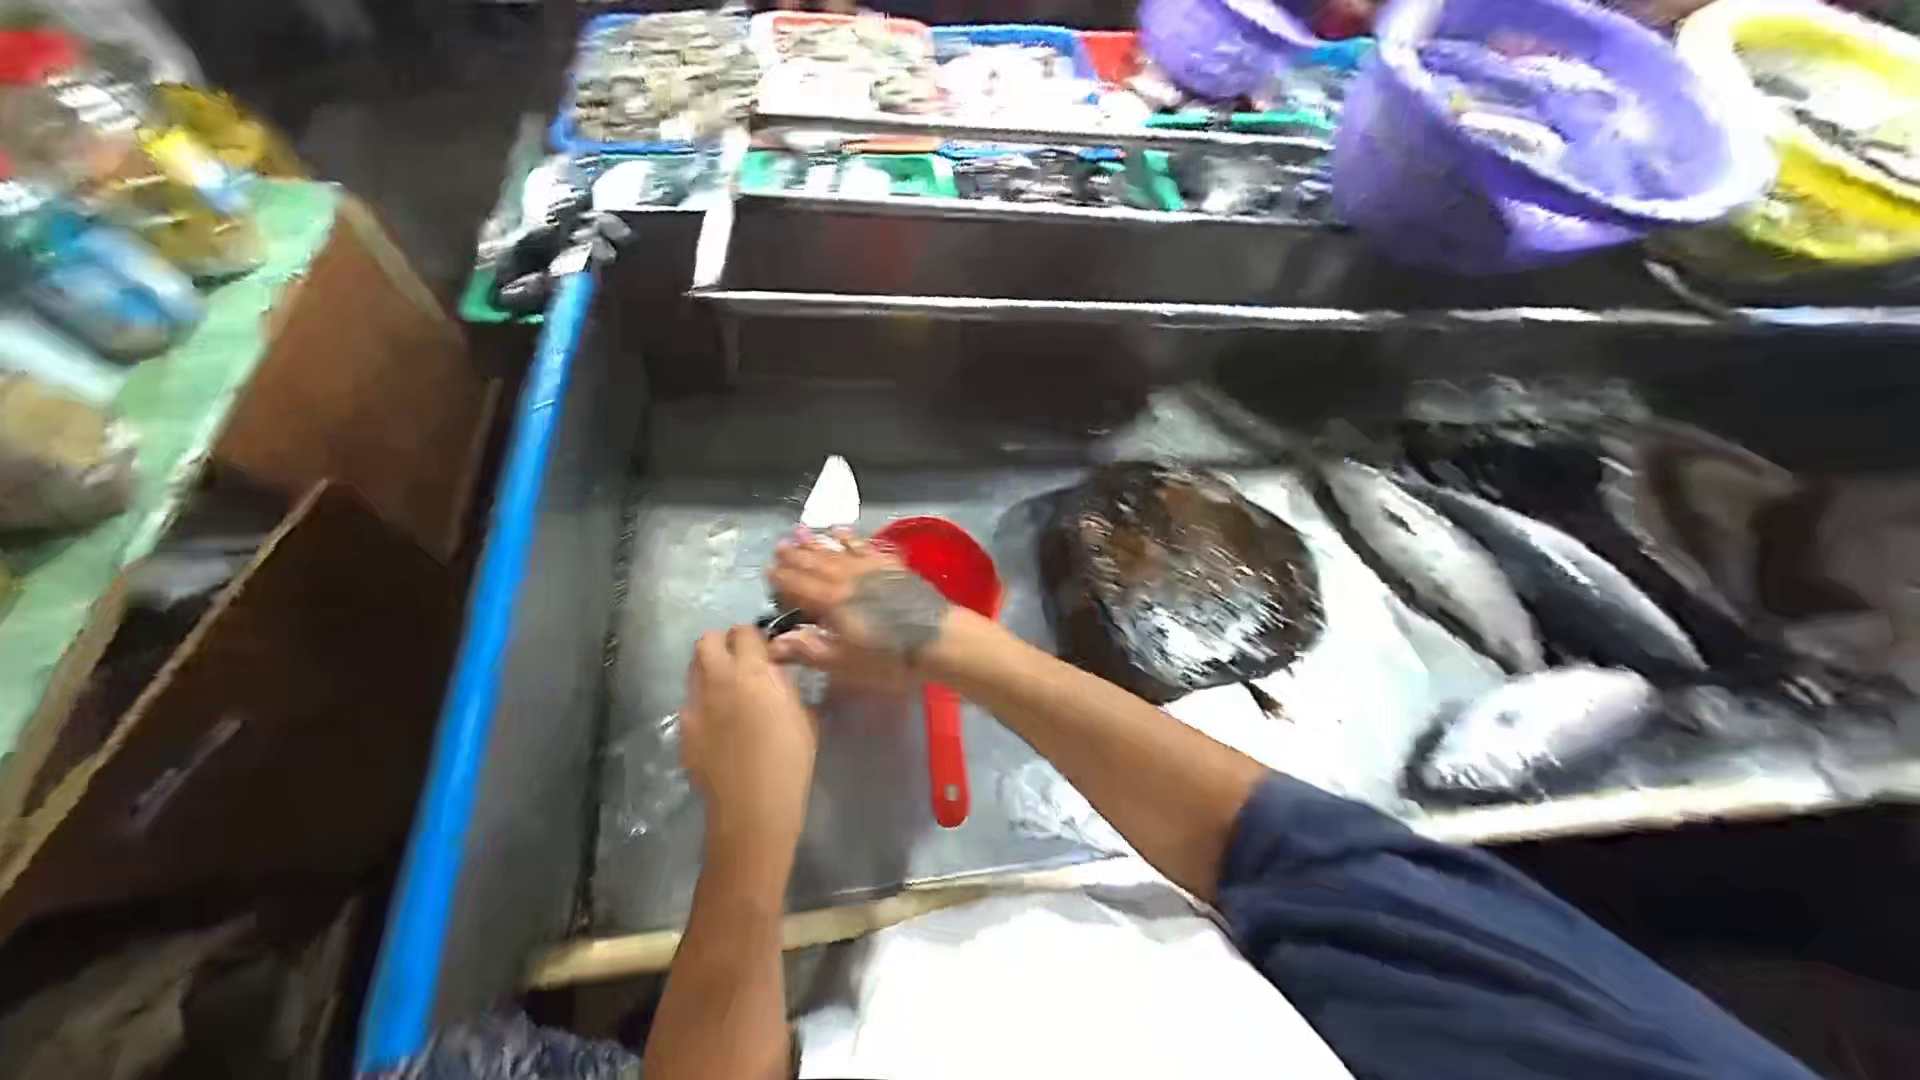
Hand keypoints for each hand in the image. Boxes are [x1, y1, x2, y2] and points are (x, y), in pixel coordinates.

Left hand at [682, 626, 815, 856]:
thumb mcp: (803, 715)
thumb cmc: (790, 762)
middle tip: (743, 661)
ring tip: (730, 687)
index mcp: (753, 673)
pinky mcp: (683, 729)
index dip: (757, 637)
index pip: (745, 632)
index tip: (767, 651)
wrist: (752, 810)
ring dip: (710, 667)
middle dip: (724, 643)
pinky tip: (720, 722)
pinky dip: (703, 700)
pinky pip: (690, 701)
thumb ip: (785, 685)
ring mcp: (695, 705)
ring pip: (693, 666)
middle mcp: (718, 681)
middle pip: (707, 640)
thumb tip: (776, 671)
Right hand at [767, 530, 951, 686]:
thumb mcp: (845, 663)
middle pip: (816, 563)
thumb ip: (809, 650)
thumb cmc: (891, 659)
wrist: (940, 640)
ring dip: (817, 543)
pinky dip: (850, 537)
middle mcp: (848, 578)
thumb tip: (773, 643)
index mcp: (832, 602)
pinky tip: (842, 531)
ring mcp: (872, 568)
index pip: (799, 586)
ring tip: (802, 534)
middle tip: (780, 546)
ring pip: (837, 551)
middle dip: (796, 556)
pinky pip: (865, 545)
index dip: (782, 580)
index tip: (768, 571)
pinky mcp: (892, 566)